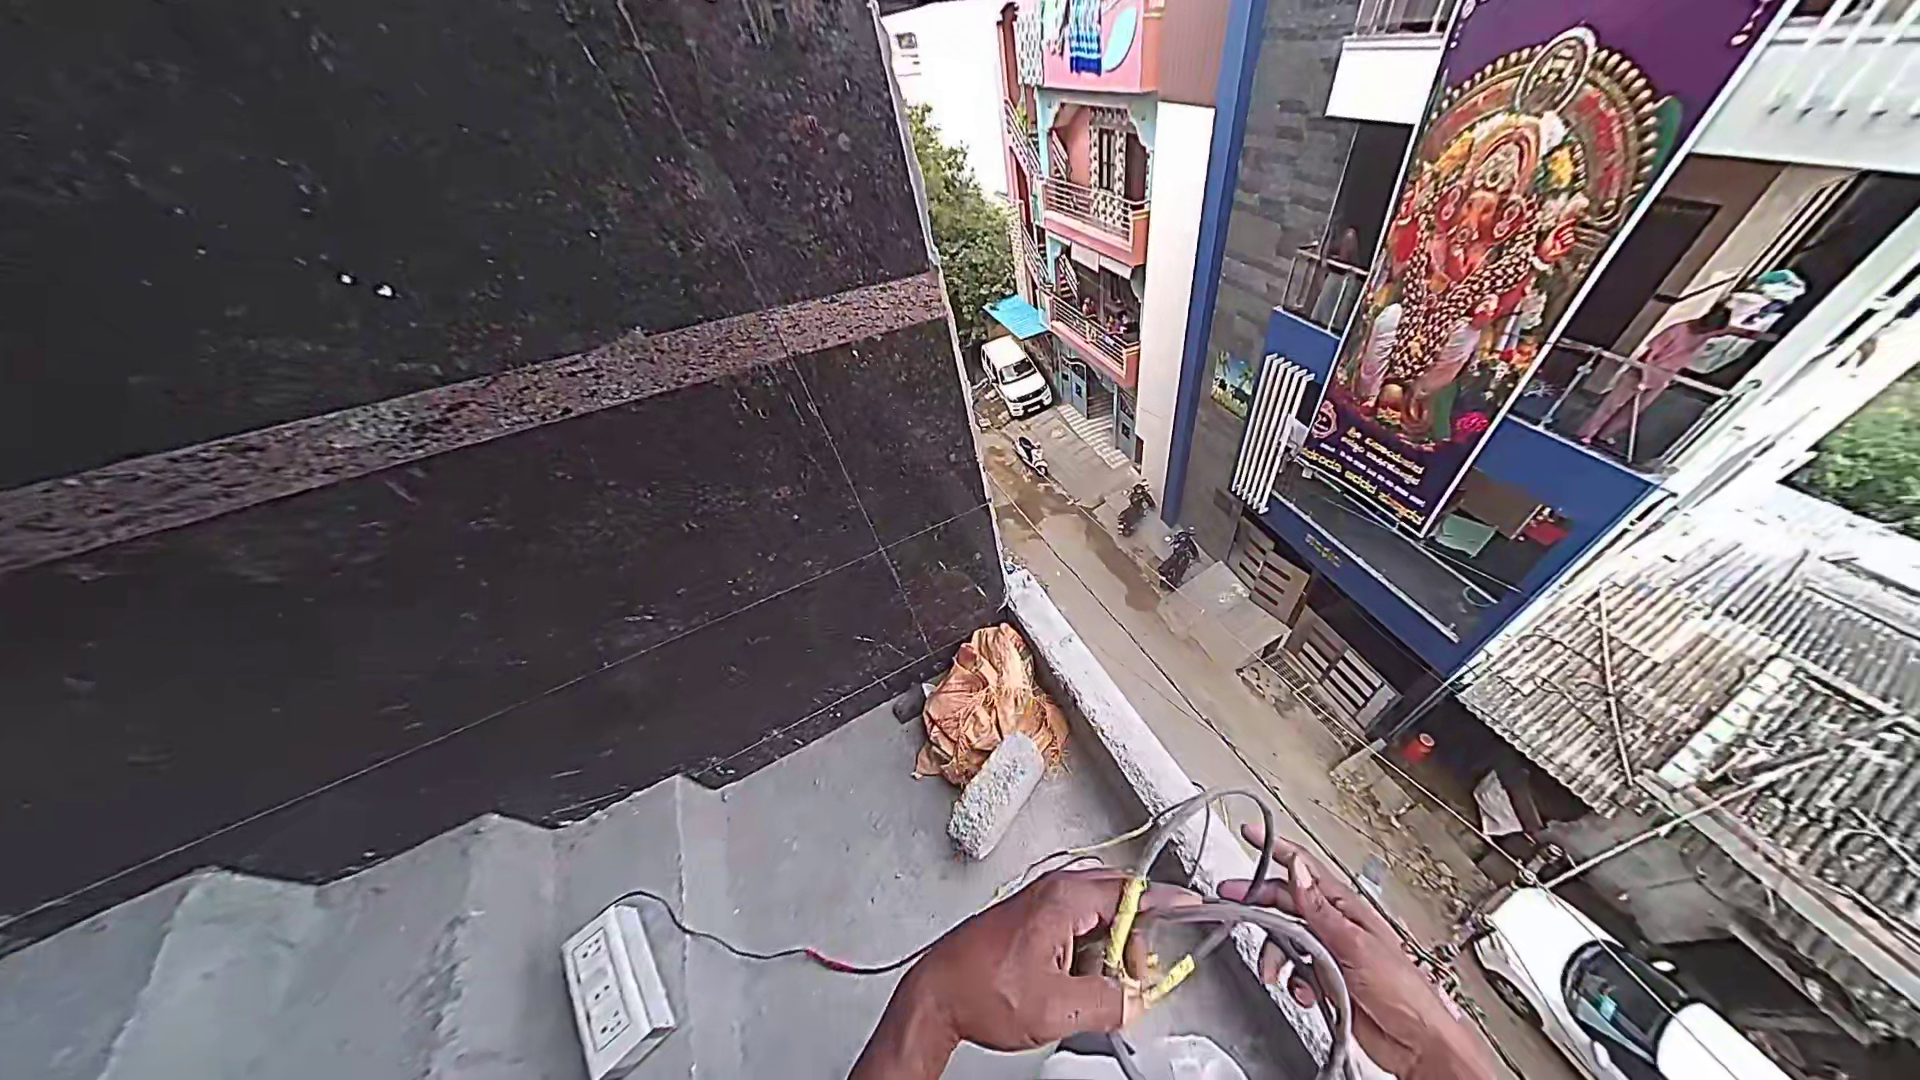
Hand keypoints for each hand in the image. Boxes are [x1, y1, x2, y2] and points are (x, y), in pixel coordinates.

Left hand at [851, 869, 1197, 1078]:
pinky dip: (1090, 949)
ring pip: (1097, 915)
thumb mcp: (1057, 1008)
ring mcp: (1042, 902)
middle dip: (1134, 939)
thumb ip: (1108, 1001)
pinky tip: (1078, 981)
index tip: (1191, 903)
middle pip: (1116, 901)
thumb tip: (1132, 998)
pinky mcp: (1034, 917)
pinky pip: (1077, 924)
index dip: (1164, 900)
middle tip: (1135, 977)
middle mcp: (1053, 890)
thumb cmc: (982, 988)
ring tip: (1100, 987)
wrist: (939, 990)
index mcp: (1063, 899)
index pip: (1128, 892)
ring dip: (1110, 949)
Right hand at [1219, 824, 1495, 1079]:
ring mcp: (1328, 950)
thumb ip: (1319, 905)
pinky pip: (1293, 968)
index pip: (1303, 866)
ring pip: (1284, 937)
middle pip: (1283, 900)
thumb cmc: (1405, 993)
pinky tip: (1300, 990)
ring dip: (1273, 952)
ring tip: (1273, 971)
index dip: (1275, 847)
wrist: (1422, 1049)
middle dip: (1256, 901)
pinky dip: (1290, 978)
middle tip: (1231, 900)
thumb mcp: (1355, 943)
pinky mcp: (1325, 977)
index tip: (1250, 832)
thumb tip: (1296, 867)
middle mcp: (1332, 923)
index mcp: (1342, 906)